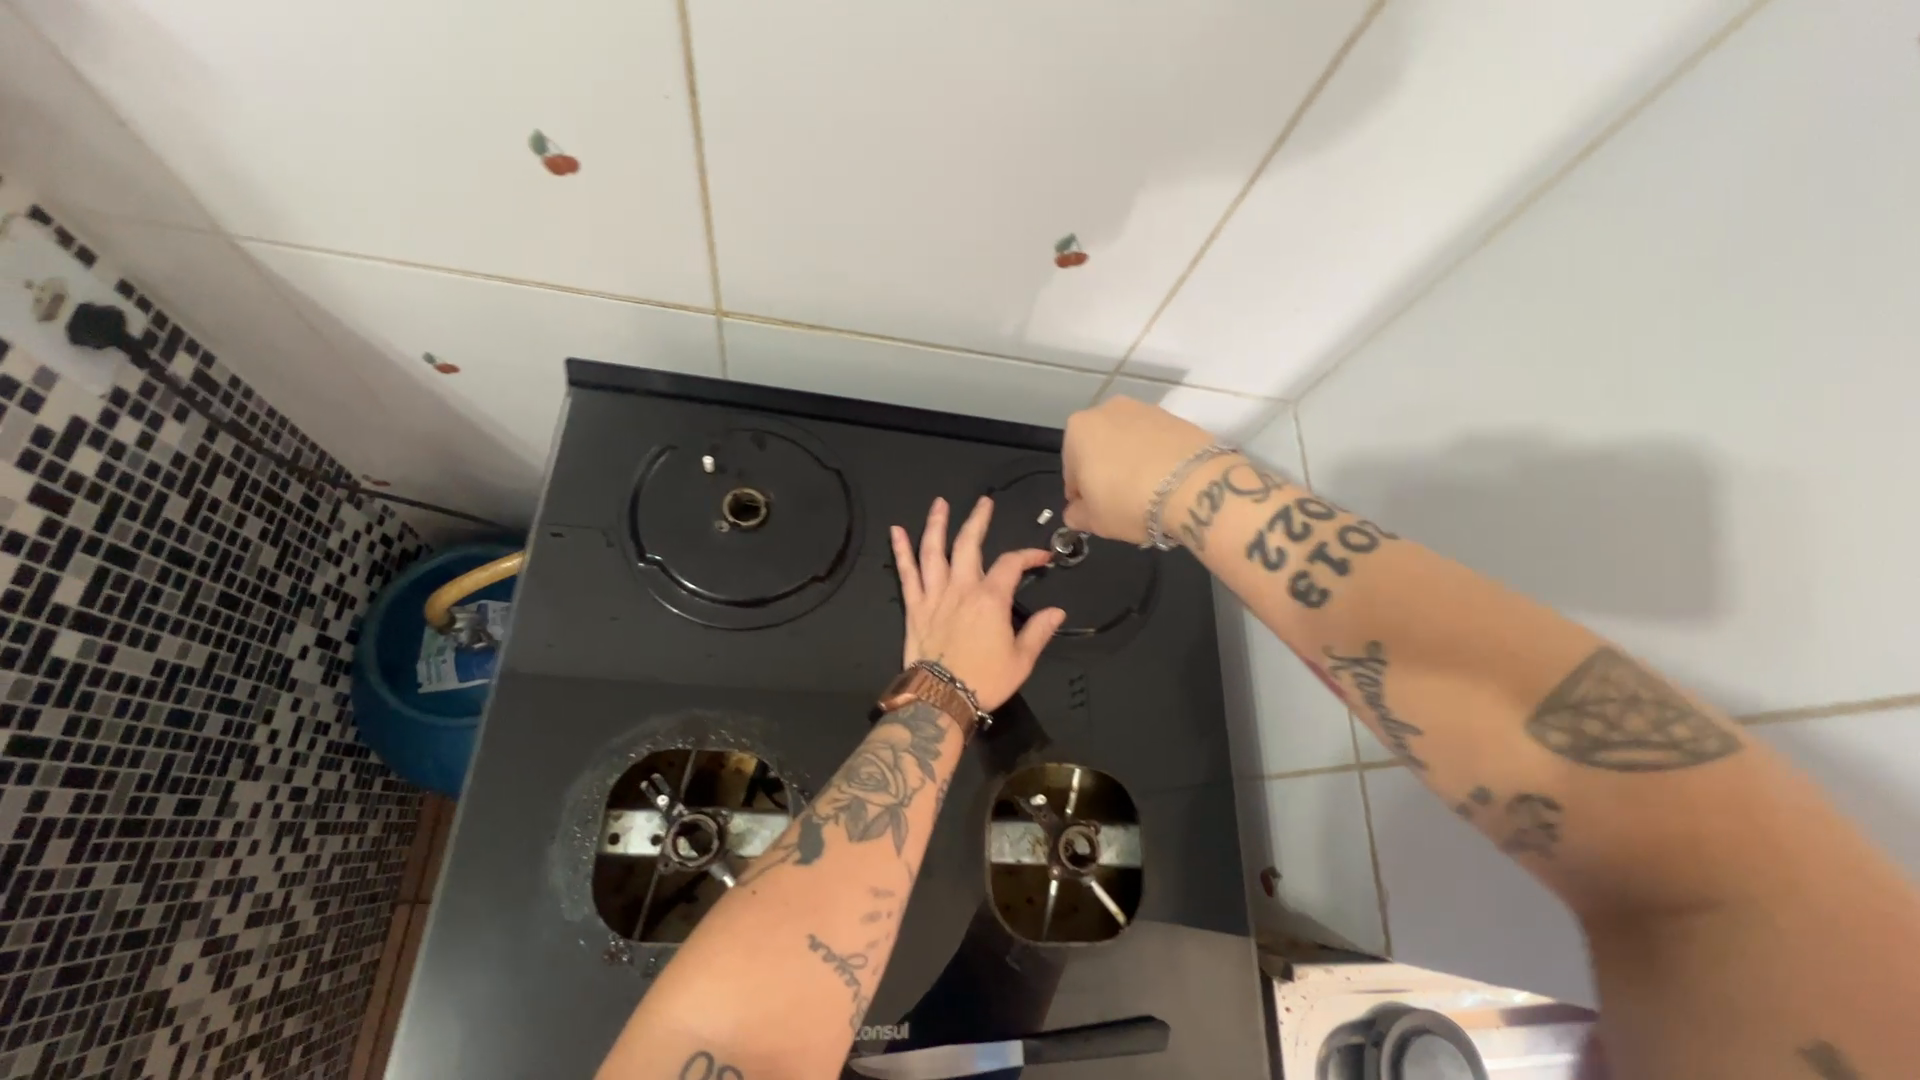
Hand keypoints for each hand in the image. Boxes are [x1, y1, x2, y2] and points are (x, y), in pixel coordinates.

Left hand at [890, 497, 1065, 711]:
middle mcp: (962, 589)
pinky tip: (896, 532)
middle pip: (969, 544)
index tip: (1041, 557)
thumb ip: (1038, 631)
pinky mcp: (914, 607)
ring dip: (936, 524)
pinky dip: (901, 551)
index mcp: (991, 599)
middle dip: (978, 520)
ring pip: (934, 551)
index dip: (1028, 555)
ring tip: (939, 504)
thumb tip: (1056, 611)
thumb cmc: (984, 680)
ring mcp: (934, 595)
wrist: (941, 699)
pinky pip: (906, 573)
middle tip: (984, 503)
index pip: (1011, 564)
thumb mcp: (1021, 660)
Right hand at [1061, 396, 1214, 543]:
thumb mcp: (1093, 520)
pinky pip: (1156, 441)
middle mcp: (1108, 410)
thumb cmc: (1129, 501)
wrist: (1194, 486)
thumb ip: (1076, 514)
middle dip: (1105, 471)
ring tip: (1147, 491)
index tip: (1094, 510)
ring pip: (1128, 442)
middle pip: (1099, 448)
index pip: (1071, 469)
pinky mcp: (1175, 417)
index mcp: (1078, 430)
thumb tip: (1076, 511)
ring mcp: (1145, 409)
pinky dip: (1156, 457)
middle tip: (1120, 500)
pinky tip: (1166, 481)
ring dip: (1131, 462)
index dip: (1081, 494)